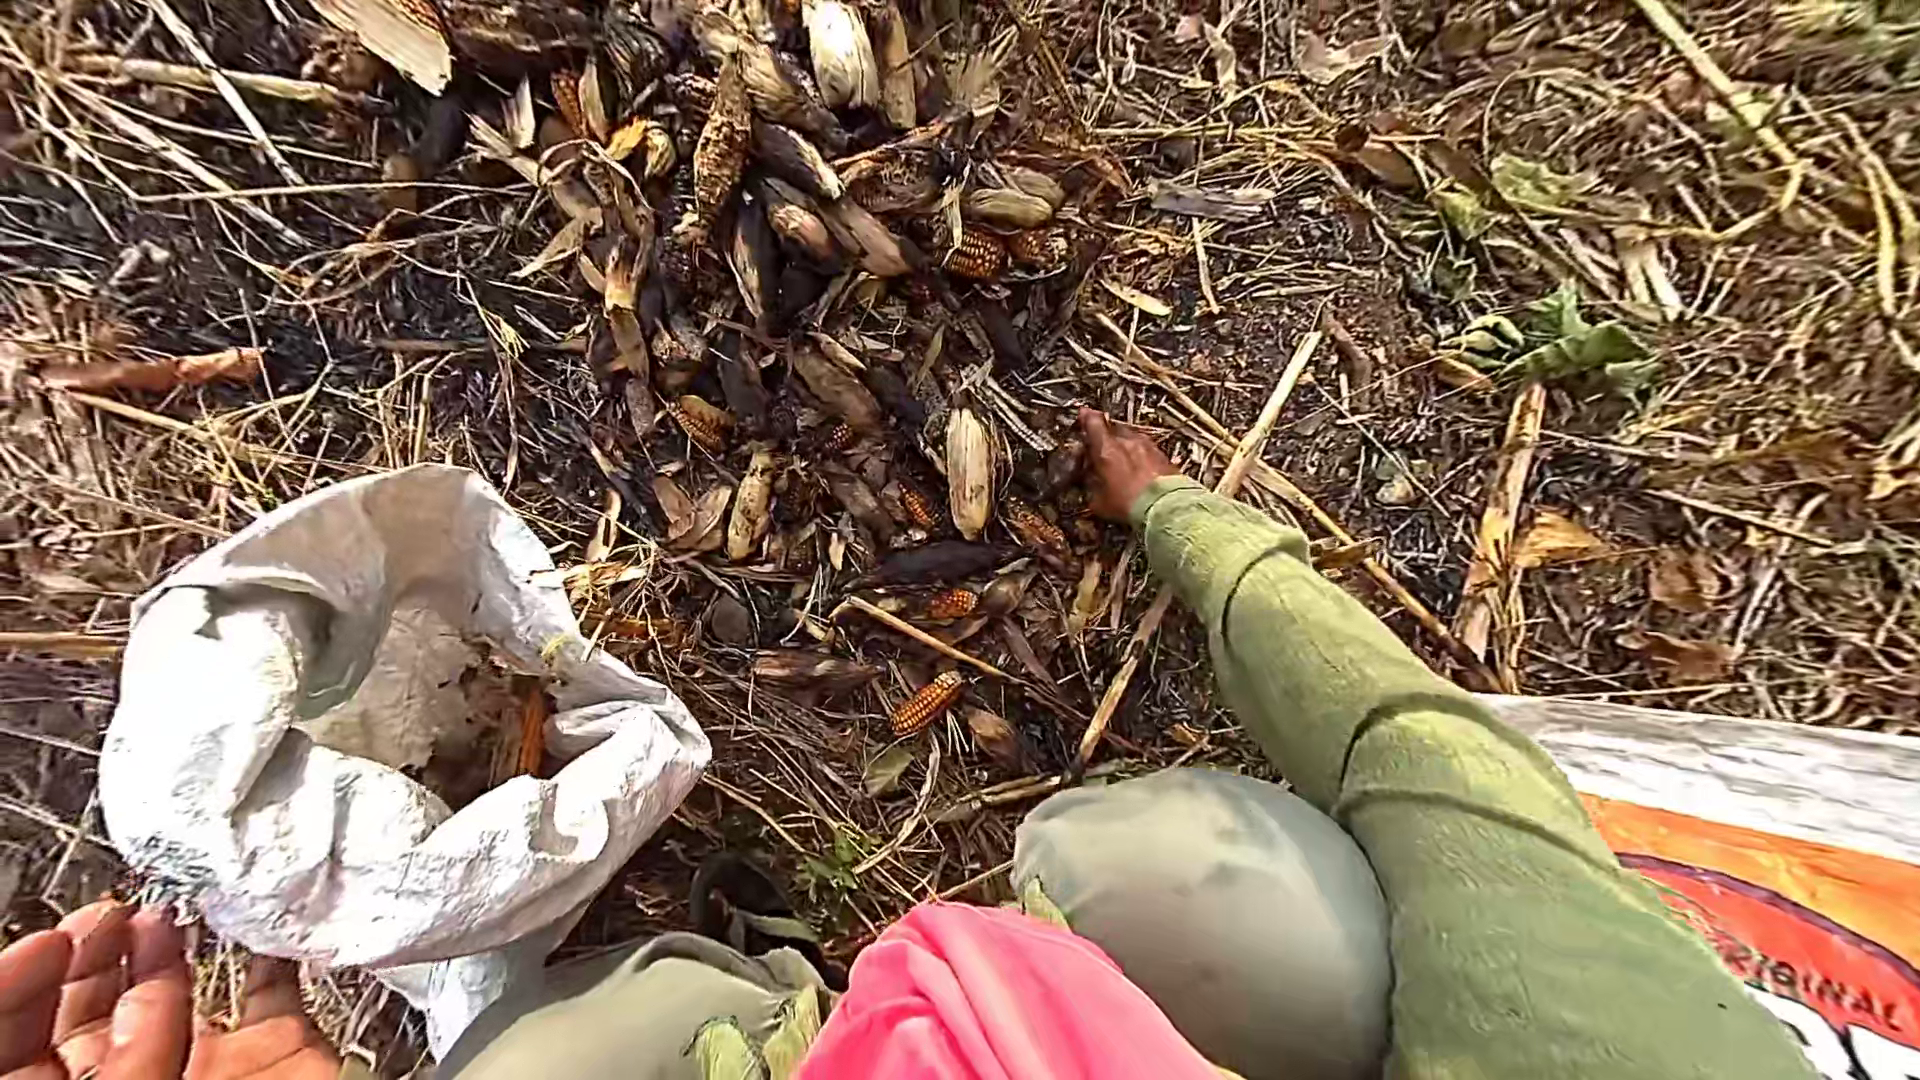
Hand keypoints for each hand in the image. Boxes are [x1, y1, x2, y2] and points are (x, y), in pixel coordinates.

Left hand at [0, 901, 339, 1079]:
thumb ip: (123, 1068)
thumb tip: (136, 999)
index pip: (4, 1055)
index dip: (16, 992)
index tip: (50, 938)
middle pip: (80, 1023)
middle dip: (88, 963)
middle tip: (107, 914)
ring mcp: (204, 1067)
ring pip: (170, 999)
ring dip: (164, 953)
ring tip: (164, 912)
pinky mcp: (278, 1042)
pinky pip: (274, 989)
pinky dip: (270, 953)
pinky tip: (255, 927)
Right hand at [1078, 408, 1178, 521]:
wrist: (1165, 508)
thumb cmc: (1130, 505)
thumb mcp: (1099, 501)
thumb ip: (1092, 485)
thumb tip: (1089, 482)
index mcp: (1106, 449)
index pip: (1093, 422)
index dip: (1087, 418)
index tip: (1084, 415)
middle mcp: (1127, 442)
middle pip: (1113, 429)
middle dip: (1106, 436)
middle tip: (1101, 449)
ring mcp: (1147, 446)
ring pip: (1131, 438)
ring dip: (1125, 445)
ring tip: (1121, 462)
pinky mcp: (1163, 456)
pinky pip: (1147, 449)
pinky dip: (1140, 455)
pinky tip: (1139, 470)